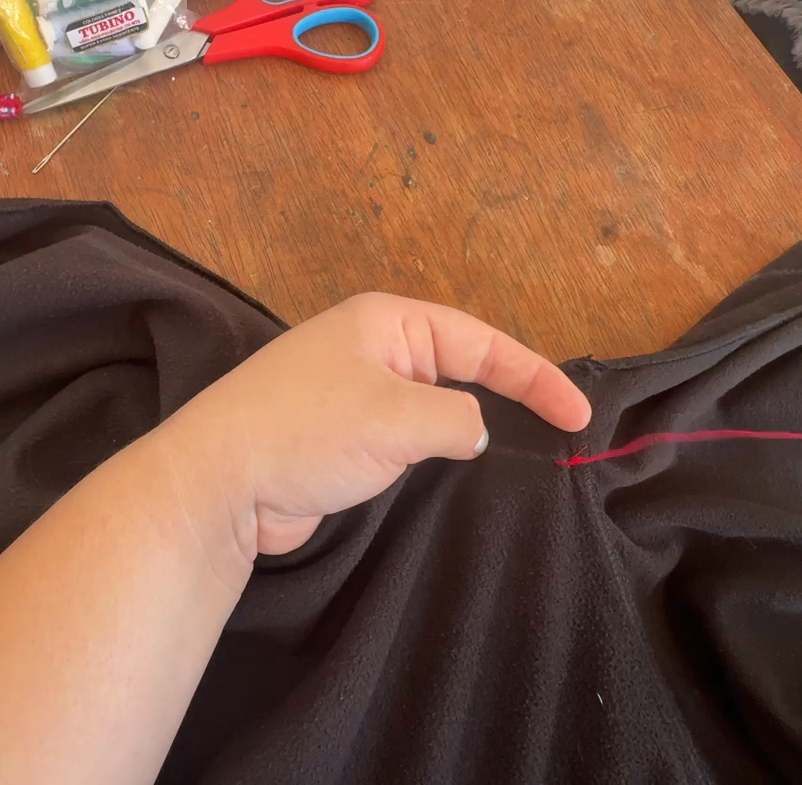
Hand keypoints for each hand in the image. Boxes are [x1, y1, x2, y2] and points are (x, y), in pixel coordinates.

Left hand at [154, 293, 591, 559]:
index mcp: (386, 322)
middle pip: (457, 367)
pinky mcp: (341, 434)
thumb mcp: (396, 417)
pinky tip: (452, 472)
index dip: (534, 376)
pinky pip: (403, 434)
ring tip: (514, 457)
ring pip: (429, 404)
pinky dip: (431, 450)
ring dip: (464, 427)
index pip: (478, 341)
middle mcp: (371, 348)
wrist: (222, 479)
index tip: (580, 415)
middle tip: (558, 436)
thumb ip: (456, 420)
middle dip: (505, 395)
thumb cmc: (309, 430)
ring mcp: (353, 390)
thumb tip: (473, 430)